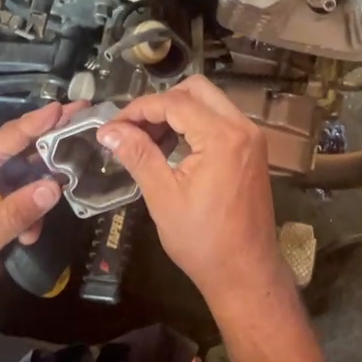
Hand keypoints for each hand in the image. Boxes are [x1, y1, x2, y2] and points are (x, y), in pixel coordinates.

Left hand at [0, 103, 68, 356]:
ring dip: (38, 192)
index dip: (26, 128)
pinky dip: (31, 217)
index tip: (57, 109)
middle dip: (41, 147)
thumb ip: (12, 214)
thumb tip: (54, 185)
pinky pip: (21, 206)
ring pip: (20, 181)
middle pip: (9, 156)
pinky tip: (32, 235)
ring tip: (63, 186)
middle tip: (77, 118)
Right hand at [100, 79, 323, 361]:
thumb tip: (109, 131)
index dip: (141, 108)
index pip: (176, 102)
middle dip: (162, 102)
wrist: (246, 272)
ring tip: (149, 137)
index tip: (114, 124)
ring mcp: (251, 135)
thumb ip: (139, 156)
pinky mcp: (252, 147)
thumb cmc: (203, 241)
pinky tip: (174, 146)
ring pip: (210, 101)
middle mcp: (242, 126)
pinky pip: (221, 118)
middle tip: (134, 126)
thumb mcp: (163, 197)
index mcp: (222, 136)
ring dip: (179, 111)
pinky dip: (196, 122)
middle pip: (197, 89)